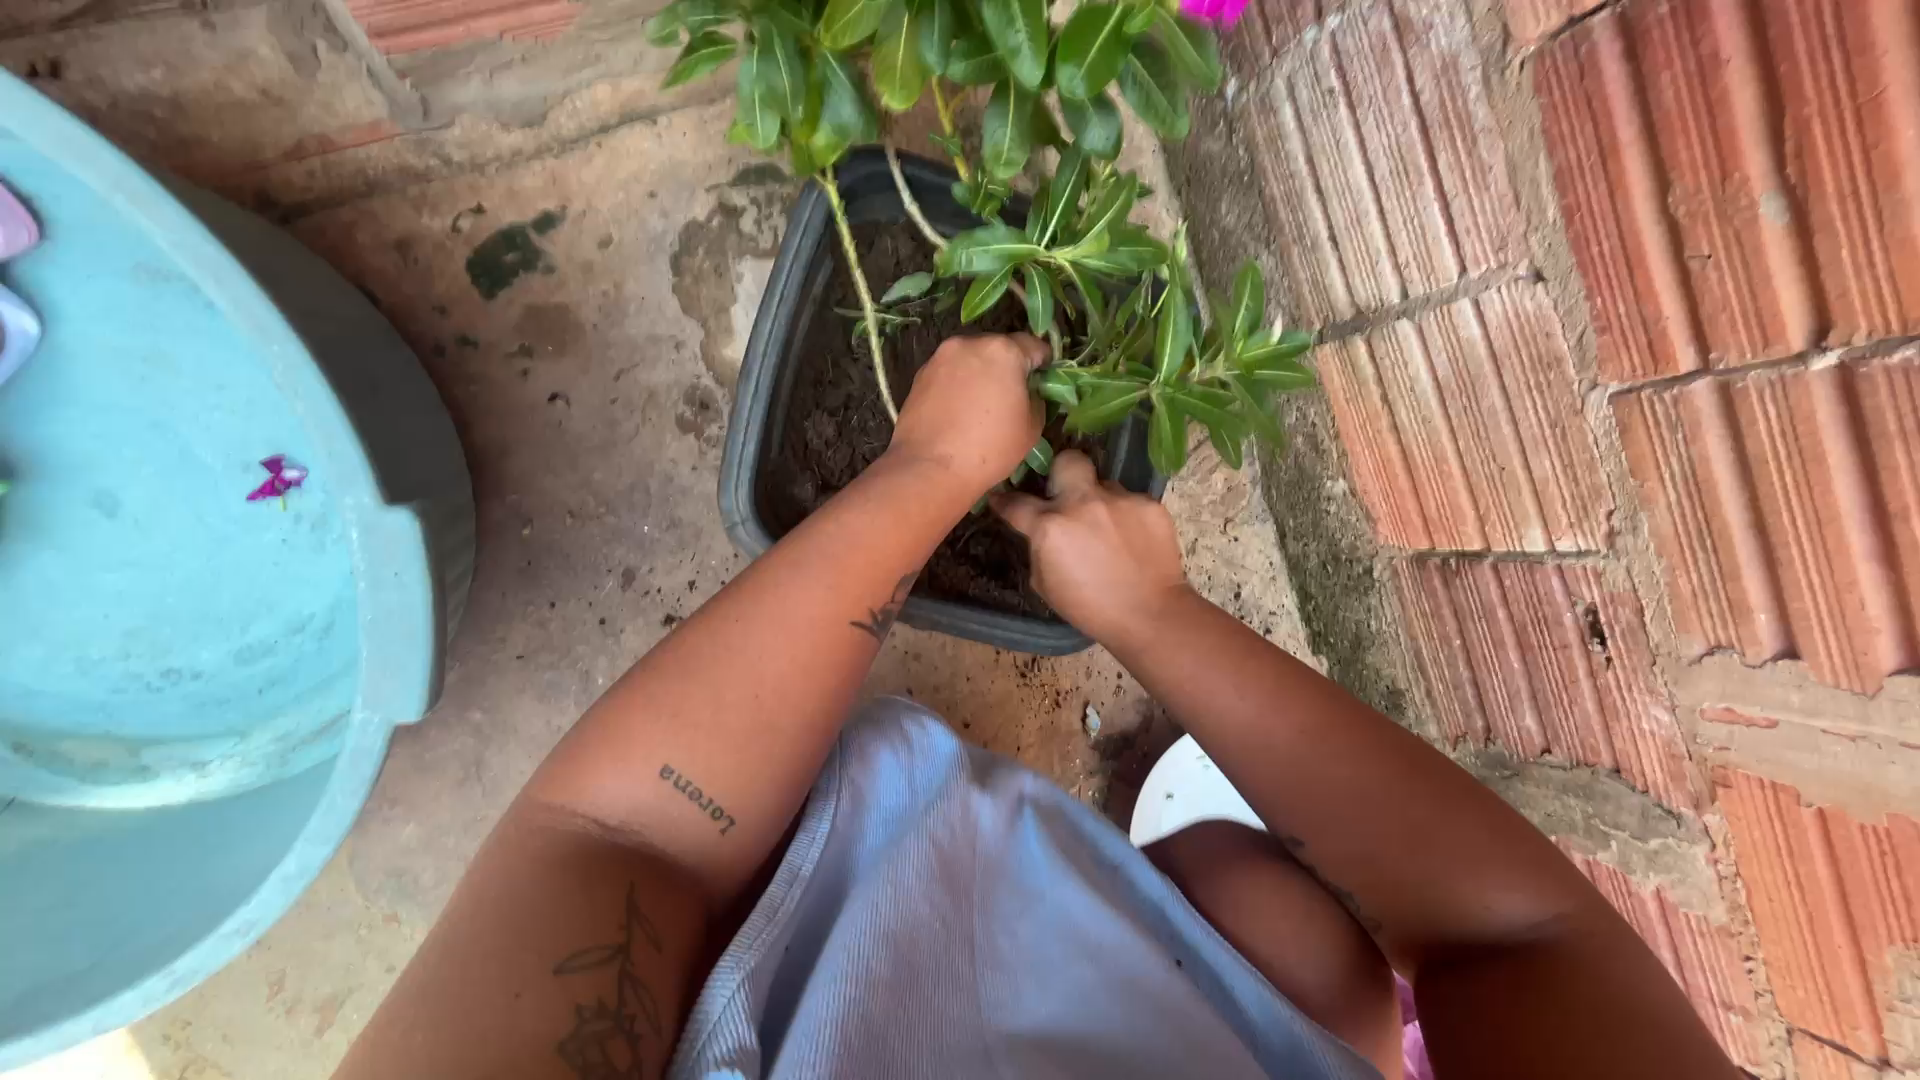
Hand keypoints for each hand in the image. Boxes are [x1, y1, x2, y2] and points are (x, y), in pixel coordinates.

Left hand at [884, 333, 1047, 498]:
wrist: (930, 468)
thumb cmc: (989, 448)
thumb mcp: (1032, 427)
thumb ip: (1036, 399)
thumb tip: (1028, 392)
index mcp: (1003, 350)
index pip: (1033, 346)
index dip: (1042, 364)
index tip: (1041, 382)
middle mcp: (969, 343)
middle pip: (998, 349)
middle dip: (1007, 367)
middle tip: (1010, 396)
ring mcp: (940, 357)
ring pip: (971, 360)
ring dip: (980, 374)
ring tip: (981, 406)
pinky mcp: (920, 375)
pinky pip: (949, 373)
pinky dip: (958, 385)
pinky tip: (958, 411)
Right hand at [990, 449, 1192, 645]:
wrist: (1149, 615)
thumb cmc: (1090, 608)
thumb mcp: (1044, 584)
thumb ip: (1039, 548)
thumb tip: (1041, 532)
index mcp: (1050, 526)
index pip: (1016, 503)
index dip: (1005, 501)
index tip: (1002, 499)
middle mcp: (1083, 502)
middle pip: (1067, 461)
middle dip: (1062, 472)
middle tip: (1067, 494)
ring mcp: (1119, 500)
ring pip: (1104, 485)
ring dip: (1100, 502)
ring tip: (1109, 531)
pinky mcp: (1149, 504)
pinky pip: (1131, 501)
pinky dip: (1127, 517)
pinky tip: (1132, 541)